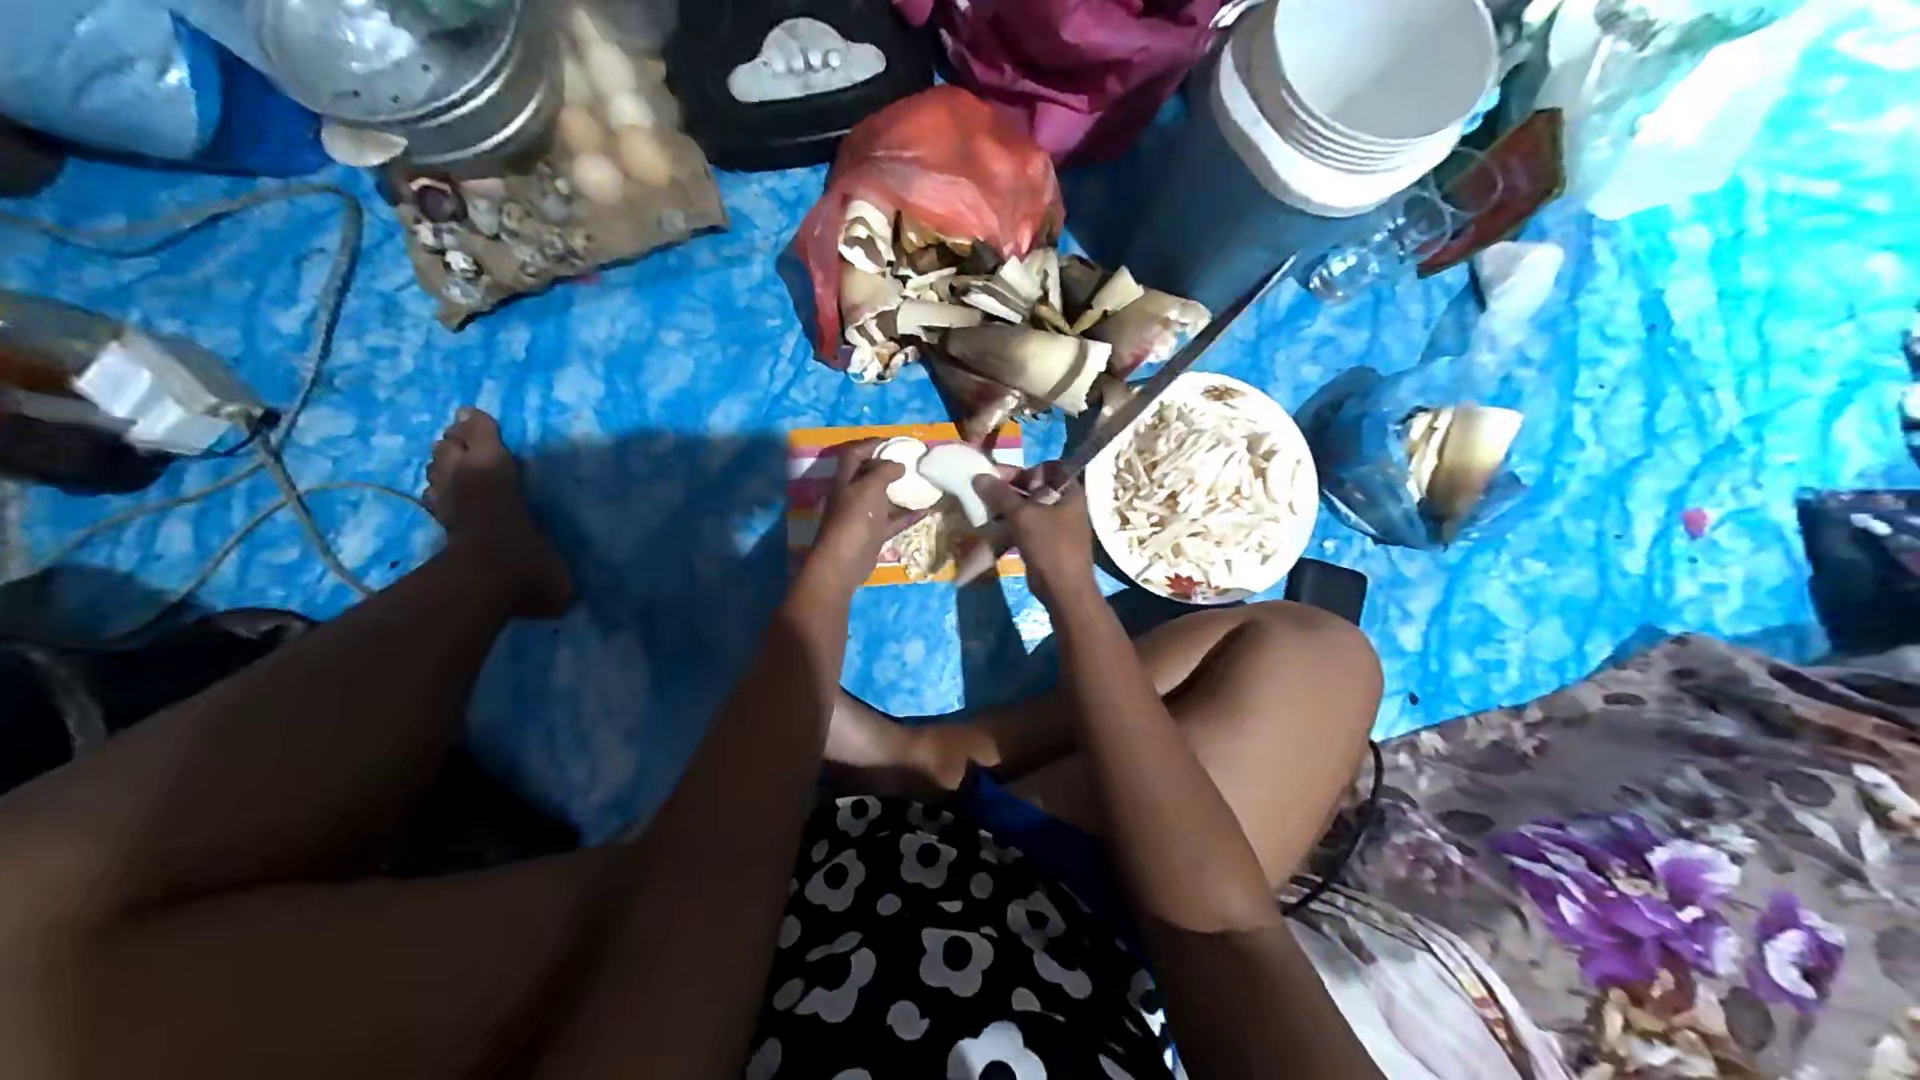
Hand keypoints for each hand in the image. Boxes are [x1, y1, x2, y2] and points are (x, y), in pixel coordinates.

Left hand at [805, 439, 909, 592]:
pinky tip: (926, 510)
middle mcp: (851, 495)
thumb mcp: (870, 487)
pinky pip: (893, 520)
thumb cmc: (855, 518)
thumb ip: (884, 471)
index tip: (892, 441)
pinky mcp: (873, 533)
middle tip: (909, 461)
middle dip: (887, 466)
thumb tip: (898, 465)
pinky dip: (907, 515)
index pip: (854, 454)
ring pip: (882, 498)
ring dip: (899, 491)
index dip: (870, 444)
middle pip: (868, 475)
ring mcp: (862, 516)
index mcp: (844, 480)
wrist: (845, 561)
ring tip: (919, 482)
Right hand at [974, 462, 1096, 607]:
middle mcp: (1064, 504)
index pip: (1048, 468)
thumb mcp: (1023, 516)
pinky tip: (990, 529)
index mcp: (1069, 491)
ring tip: (983, 509)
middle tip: (984, 491)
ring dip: (1005, 508)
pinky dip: (1008, 526)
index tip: (1002, 478)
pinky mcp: (1044, 542)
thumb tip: (978, 477)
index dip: (1026, 470)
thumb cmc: (1050, 545)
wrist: (1064, 589)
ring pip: (1026, 509)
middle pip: (1034, 488)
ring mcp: (1055, 524)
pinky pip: (1024, 527)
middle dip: (1008, 490)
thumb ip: (1000, 494)